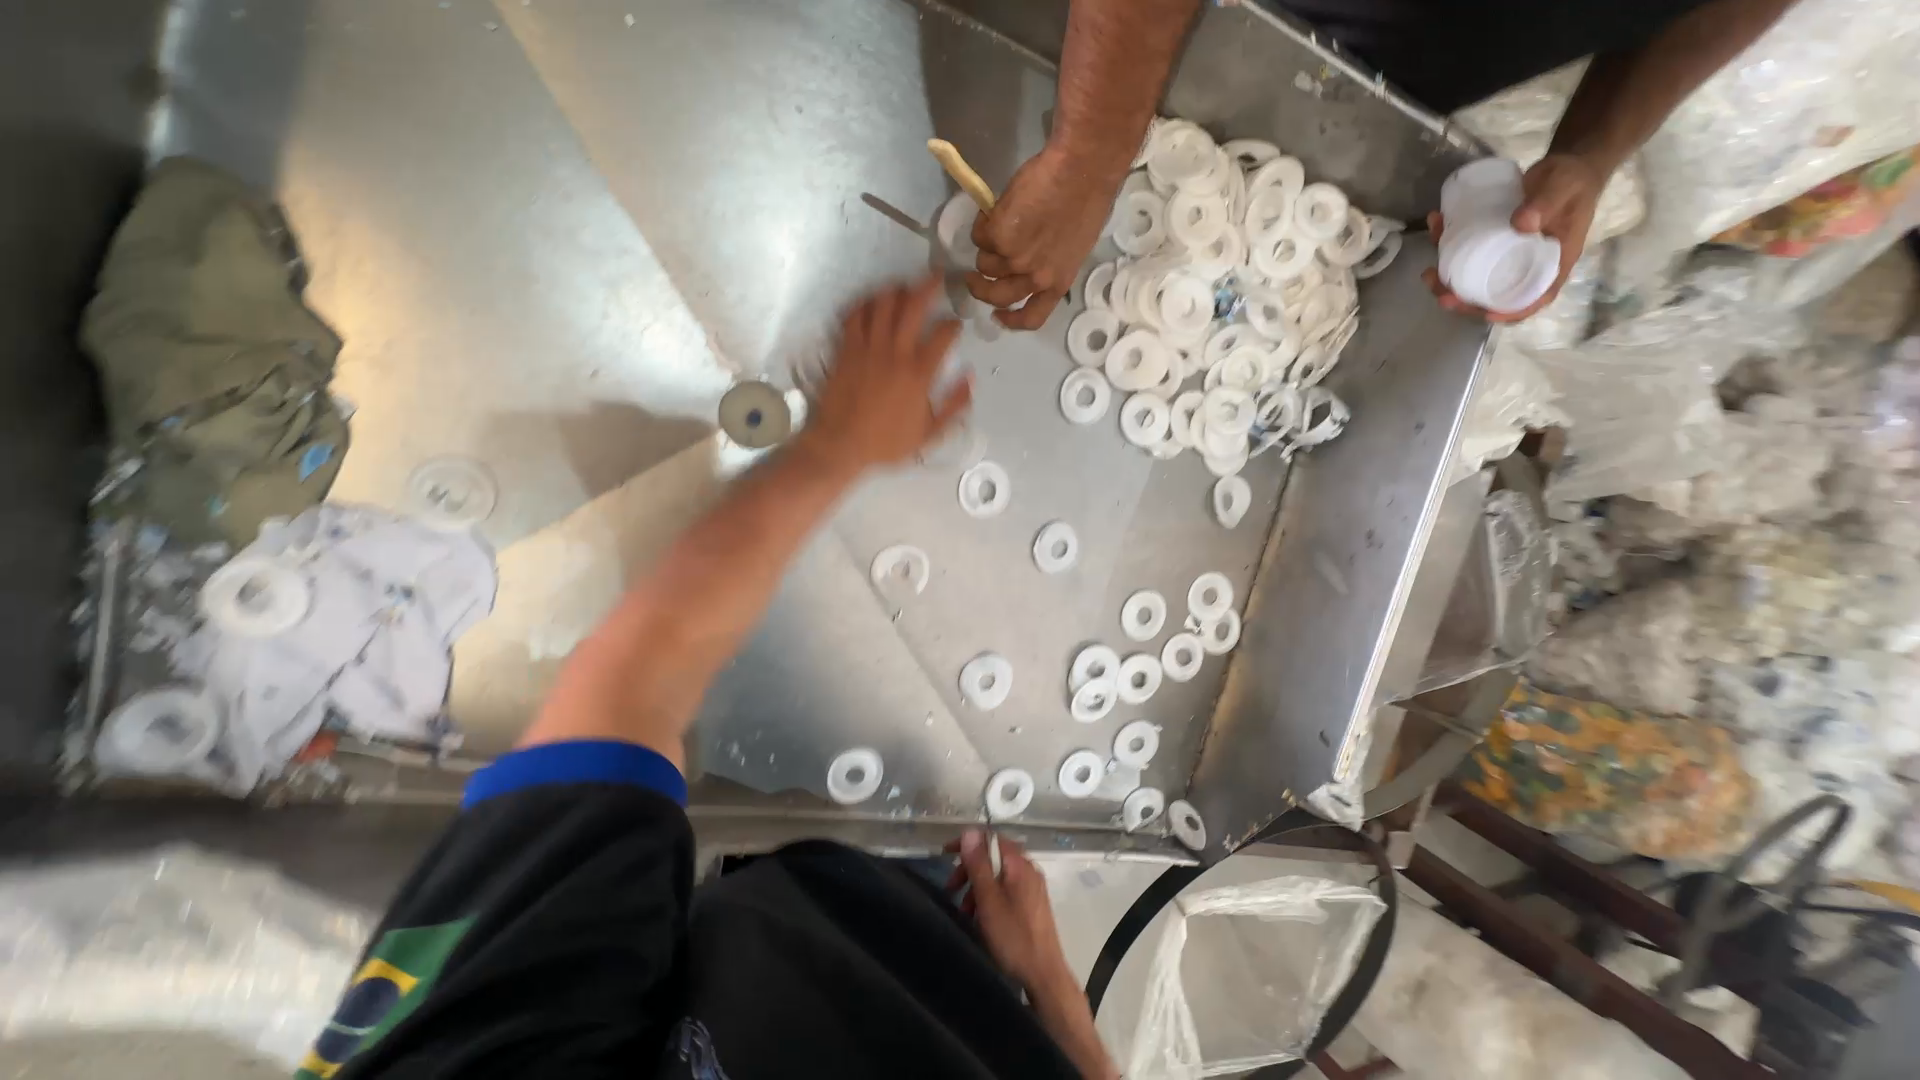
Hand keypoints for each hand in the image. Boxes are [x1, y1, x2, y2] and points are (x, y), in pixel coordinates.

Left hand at [802, 275, 970, 470]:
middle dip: (929, 286)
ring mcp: (867, 348)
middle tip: (937, 276)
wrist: (840, 445)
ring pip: (883, 303)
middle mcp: (895, 353)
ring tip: (904, 286)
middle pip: (914, 305)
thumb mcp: (929, 433)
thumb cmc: (885, 443)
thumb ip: (953, 405)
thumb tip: (970, 378)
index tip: (956, 323)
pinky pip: (854, 315)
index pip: (944, 334)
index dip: (954, 324)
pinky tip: (870, 302)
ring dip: (896, 290)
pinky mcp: (845, 349)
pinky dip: (864, 303)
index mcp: (919, 373)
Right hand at [946, 829, 1075, 993]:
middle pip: (994, 857)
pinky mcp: (1033, 904)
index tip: (945, 855)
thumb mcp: (989, 900)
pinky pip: (1006, 891)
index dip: (967, 843)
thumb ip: (979, 865)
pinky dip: (990, 898)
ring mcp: (1033, 888)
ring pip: (998, 876)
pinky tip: (981, 919)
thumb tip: (970, 831)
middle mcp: (1028, 870)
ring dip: (977, 888)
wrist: (1044, 974)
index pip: (990, 838)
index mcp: (1019, 864)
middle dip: (970, 869)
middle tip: (951, 888)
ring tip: (965, 911)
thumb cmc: (1013, 936)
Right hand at [967, 145, 1126, 330]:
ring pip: (985, 265)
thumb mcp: (1072, 246)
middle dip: (980, 288)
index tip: (998, 315)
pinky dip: (982, 224)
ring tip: (993, 224)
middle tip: (972, 278)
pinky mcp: (998, 237)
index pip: (1032, 318)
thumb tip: (1028, 261)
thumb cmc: (1086, 199)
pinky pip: (979, 237)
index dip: (1011, 321)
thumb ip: (1049, 261)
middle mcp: (1036, 278)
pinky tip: (993, 209)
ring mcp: (1015, 259)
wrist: (1081, 170)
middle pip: (997, 296)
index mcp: (1058, 282)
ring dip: (985, 248)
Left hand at [1423, 152, 1604, 322]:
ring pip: (1474, 279)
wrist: (1563, 166)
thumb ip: (1546, 204)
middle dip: (1465, 301)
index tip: (1486, 314)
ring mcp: (1506, 256)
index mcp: (1553, 262)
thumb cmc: (1571, 181)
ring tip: (1427, 273)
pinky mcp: (1490, 242)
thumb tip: (1521, 224)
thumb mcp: (1563, 188)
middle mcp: (1526, 265)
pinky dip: (1446, 245)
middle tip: (1442, 294)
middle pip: (1496, 295)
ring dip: (1448, 281)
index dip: (1511, 311)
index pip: (1536, 297)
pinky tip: (1435, 227)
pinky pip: (1466, 252)